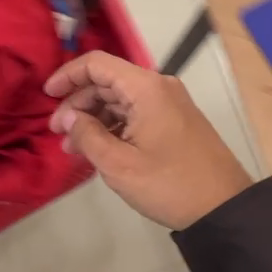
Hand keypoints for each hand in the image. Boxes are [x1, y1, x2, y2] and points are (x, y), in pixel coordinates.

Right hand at [45, 51, 253, 229]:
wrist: (224, 207)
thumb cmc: (169, 184)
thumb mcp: (119, 165)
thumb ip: (87, 135)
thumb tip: (67, 117)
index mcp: (146, 88)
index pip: (97, 64)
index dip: (68, 75)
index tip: (47, 96)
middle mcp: (158, 87)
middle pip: (107, 81)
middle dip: (78, 103)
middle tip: (57, 132)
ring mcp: (169, 103)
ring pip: (120, 98)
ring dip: (94, 118)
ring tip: (73, 147)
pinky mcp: (174, 120)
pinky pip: (135, 112)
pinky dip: (113, 125)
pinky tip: (97, 148)